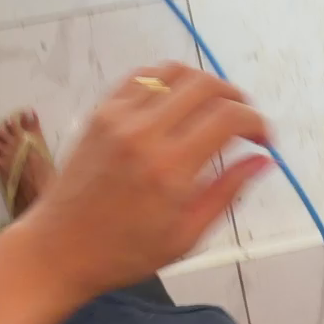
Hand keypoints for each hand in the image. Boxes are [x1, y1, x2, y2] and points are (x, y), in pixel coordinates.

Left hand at [23, 62, 271, 297]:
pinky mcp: (101, 110)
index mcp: (171, 168)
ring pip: (174, 72)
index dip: (255, 122)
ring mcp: (119, 115)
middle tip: (242, 119)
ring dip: (202, 82)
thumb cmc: (126, 252)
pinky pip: (141, 75)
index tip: (263, 139)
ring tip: (211, 105)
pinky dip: (166, 79)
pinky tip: (175, 99)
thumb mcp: (187, 236)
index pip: (228, 117)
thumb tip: (263, 159)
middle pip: (205, 85)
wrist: (60, 246)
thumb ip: (227, 192)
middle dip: (235, 97)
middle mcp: (146, 132)